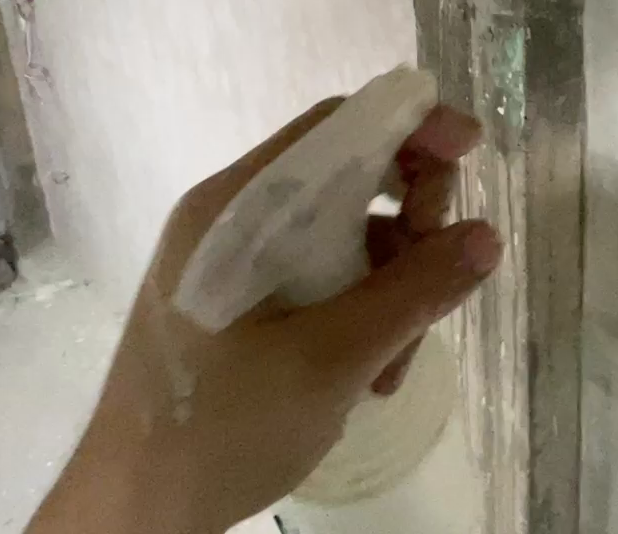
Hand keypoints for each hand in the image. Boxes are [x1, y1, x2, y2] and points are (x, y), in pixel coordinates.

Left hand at [28, 99, 503, 533]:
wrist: (129, 523)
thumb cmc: (214, 433)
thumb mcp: (330, 360)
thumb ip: (414, 291)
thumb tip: (488, 236)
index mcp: (238, 206)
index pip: (340, 125)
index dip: (412, 125)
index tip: (471, 146)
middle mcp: (244, 215)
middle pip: (359, 171)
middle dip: (415, 213)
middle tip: (443, 268)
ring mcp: (251, 255)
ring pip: (361, 227)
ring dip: (402, 276)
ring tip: (400, 354)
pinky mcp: (261, 294)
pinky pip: (342, 270)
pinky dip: (376, 304)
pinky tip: (379, 367)